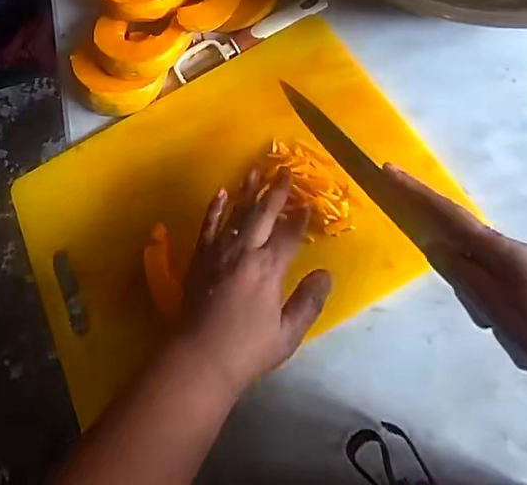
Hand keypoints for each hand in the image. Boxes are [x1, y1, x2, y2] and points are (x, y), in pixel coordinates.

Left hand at [171, 169, 332, 395]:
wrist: (200, 355)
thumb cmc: (248, 348)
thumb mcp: (287, 333)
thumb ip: (308, 302)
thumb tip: (326, 274)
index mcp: (269, 268)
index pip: (289, 234)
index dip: (300, 217)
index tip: (308, 202)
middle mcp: (245, 250)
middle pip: (263, 213)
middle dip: (276, 191)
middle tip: (284, 171)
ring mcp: (220, 249)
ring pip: (237, 212)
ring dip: (248, 191)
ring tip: (256, 170)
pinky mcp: (201, 254)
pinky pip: (209, 223)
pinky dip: (216, 206)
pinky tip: (221, 192)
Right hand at [386, 165, 526, 379]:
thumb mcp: (497, 306)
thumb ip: (462, 274)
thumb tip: (433, 245)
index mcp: (499, 249)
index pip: (447, 214)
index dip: (416, 193)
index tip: (389, 169)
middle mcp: (513, 250)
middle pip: (465, 250)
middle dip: (464, 282)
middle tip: (484, 319)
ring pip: (486, 277)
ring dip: (488, 307)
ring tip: (515, 342)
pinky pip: (505, 293)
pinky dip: (504, 316)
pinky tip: (524, 346)